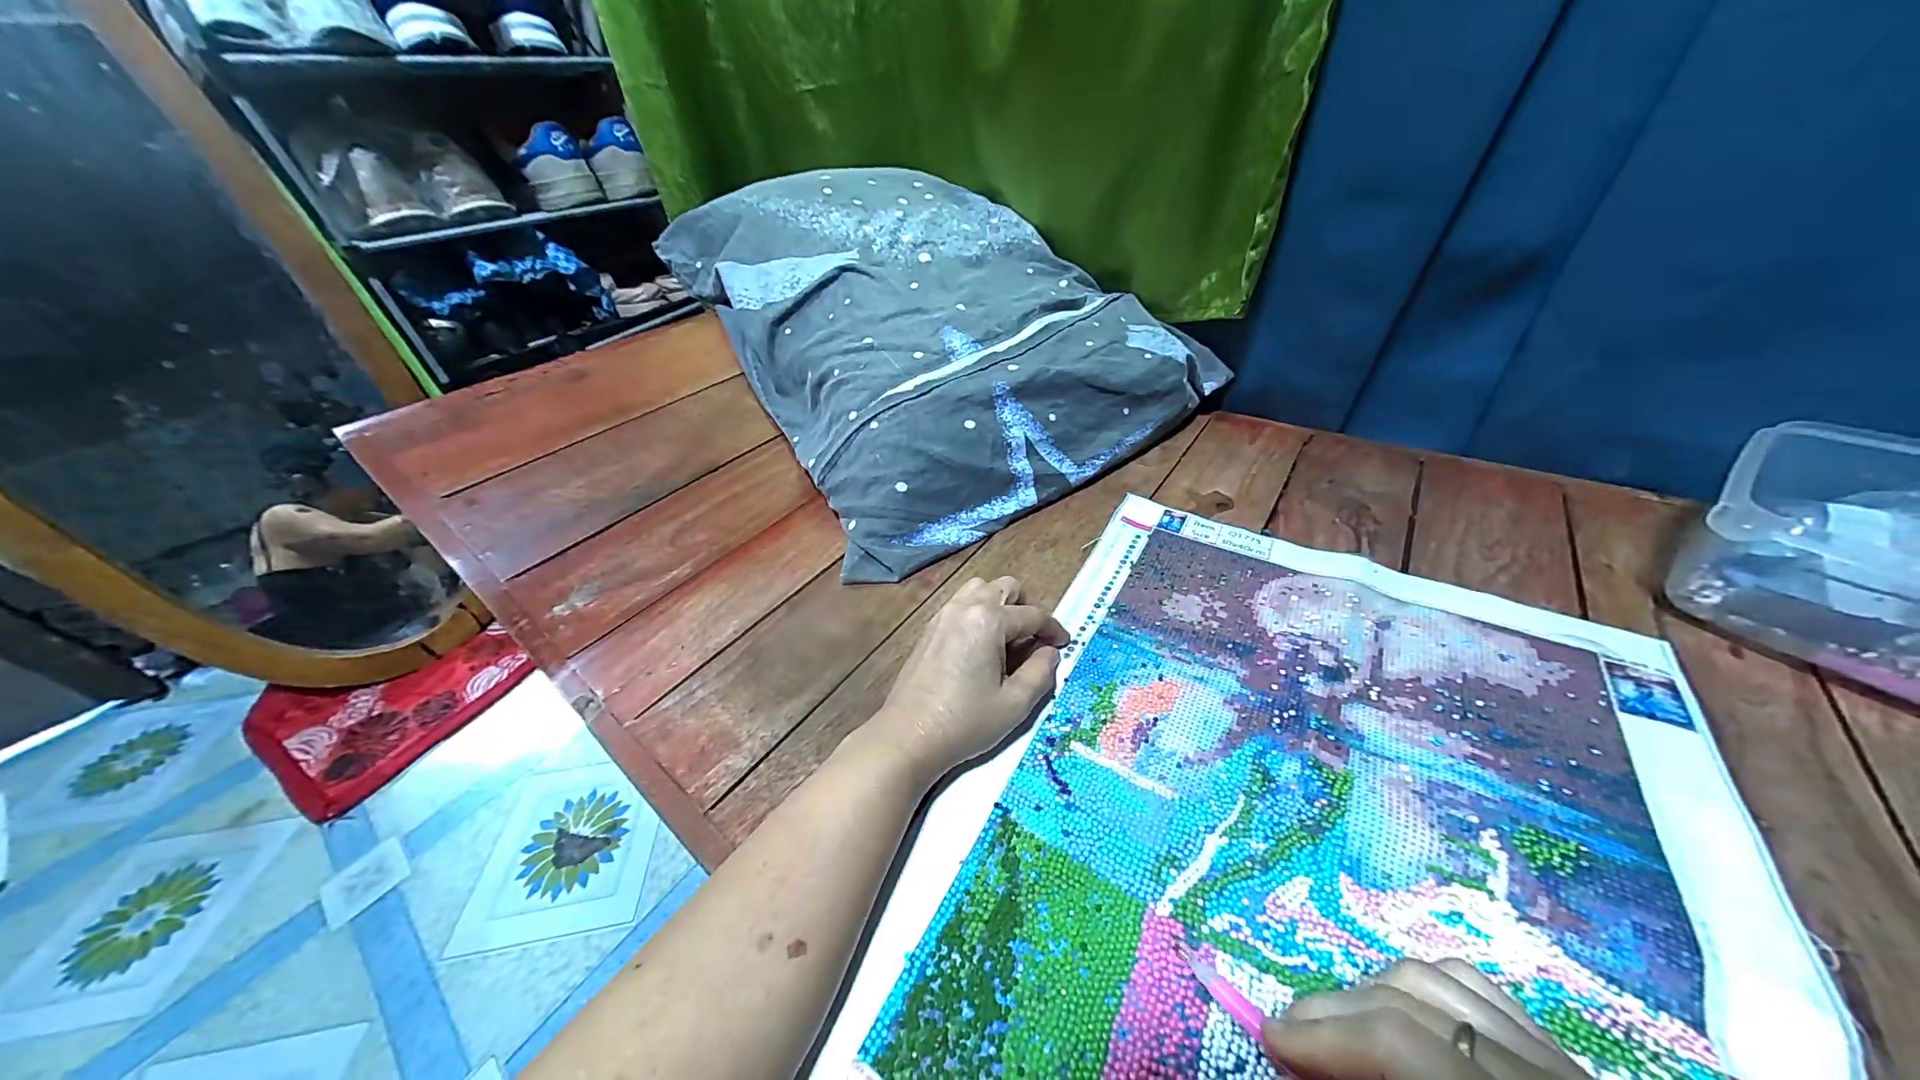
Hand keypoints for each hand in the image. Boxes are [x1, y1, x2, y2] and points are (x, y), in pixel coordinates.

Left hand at [872, 576, 1069, 780]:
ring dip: (999, 606)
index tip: (1064, 644)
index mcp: (988, 620)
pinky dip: (977, 614)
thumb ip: (1040, 673)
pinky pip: (960, 605)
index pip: (1032, 615)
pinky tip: (981, 648)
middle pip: (1004, 587)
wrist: (909, 736)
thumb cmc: (965, 722)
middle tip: (1032, 641)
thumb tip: (1050, 653)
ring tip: (1006, 640)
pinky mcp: (929, 629)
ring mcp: (942, 616)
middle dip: (1025, 608)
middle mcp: (964, 607)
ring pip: (979, 590)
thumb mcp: (1014, 704)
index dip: (1053, 629)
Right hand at [1263, 959, 1587, 1079]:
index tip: (1271, 1042)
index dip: (1324, 1038)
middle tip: (1290, 1038)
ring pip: (1437, 980)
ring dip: (1368, 992)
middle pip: (1410, 1000)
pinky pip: (1477, 988)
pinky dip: (1419, 988)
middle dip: (1333, 1012)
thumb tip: (1298, 1071)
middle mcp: (1541, 1076)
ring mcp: (1560, 1060)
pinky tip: (1397, 1010)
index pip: (1401, 1044)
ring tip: (1337, 1025)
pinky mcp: (1564, 1056)